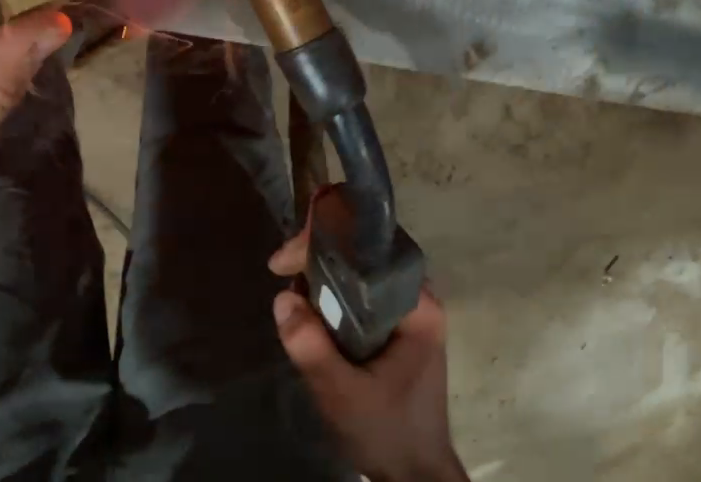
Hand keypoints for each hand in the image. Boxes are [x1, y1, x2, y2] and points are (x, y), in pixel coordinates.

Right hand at [269, 225, 466, 481]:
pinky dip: (331, 292)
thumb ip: (312, 347)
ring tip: (289, 280)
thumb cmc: (386, 430)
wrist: (414, 476)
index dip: (326, 242)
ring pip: (360, 275)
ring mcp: (408, 315)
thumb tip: (282, 298)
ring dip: (323, 273)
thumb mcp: (342, 393)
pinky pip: (360, 295)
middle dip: (320, 254)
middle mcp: (417, 301)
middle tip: (282, 267)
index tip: (286, 259)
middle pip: (365, 257)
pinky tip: (307, 302)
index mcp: (418, 307)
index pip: (371, 250)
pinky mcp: (395, 330)